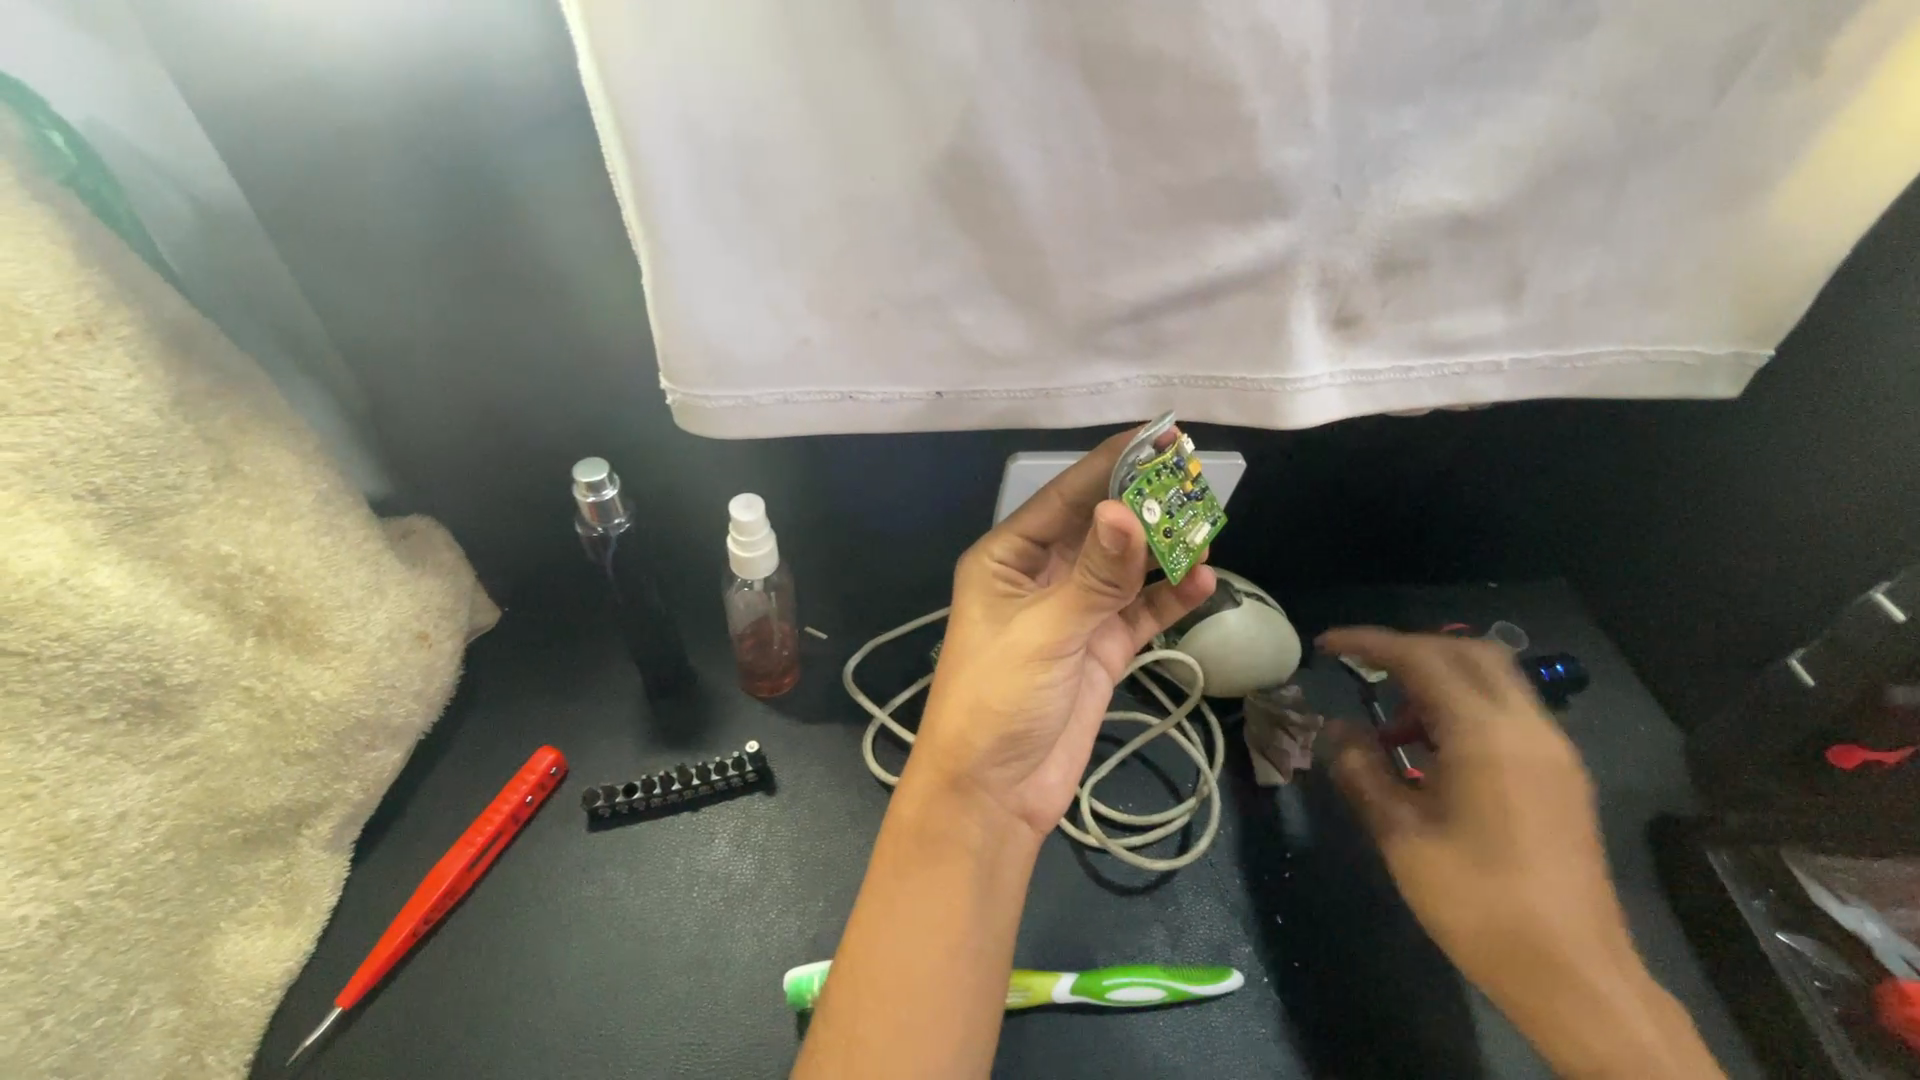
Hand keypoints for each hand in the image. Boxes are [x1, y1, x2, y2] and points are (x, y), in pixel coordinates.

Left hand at [905, 425, 1216, 838]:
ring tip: (1207, 532)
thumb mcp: (1044, 632)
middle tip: (1196, 481)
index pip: (1065, 497)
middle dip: (1144, 505)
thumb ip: (1094, 576)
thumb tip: (1127, 511)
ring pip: (1127, 568)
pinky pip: (1140, 611)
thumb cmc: (997, 700)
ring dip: (1164, 552)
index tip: (1160, 436)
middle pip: (1101, 528)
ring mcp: (1074, 612)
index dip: (1111, 465)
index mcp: (1007, 557)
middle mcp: (1041, 575)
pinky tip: (1204, 583)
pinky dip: (1170, 598)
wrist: (993, 791)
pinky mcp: (1100, 648)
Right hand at [1322, 628, 1722, 1077]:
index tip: (1327, 644)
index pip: (1424, 659)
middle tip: (1362, 671)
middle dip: (1409, 651)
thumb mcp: (1400, 836)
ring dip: (1437, 683)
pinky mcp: (1561, 777)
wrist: (1573, 975)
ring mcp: (1553, 753)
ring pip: (1493, 682)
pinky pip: (1507, 715)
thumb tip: (1336, 730)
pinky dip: (1461, 711)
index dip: (1370, 643)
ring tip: (1390, 728)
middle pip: (1469, 654)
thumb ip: (1362, 772)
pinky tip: (1429, 754)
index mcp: (1488, 736)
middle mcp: (1530, 729)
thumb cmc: (1477, 904)